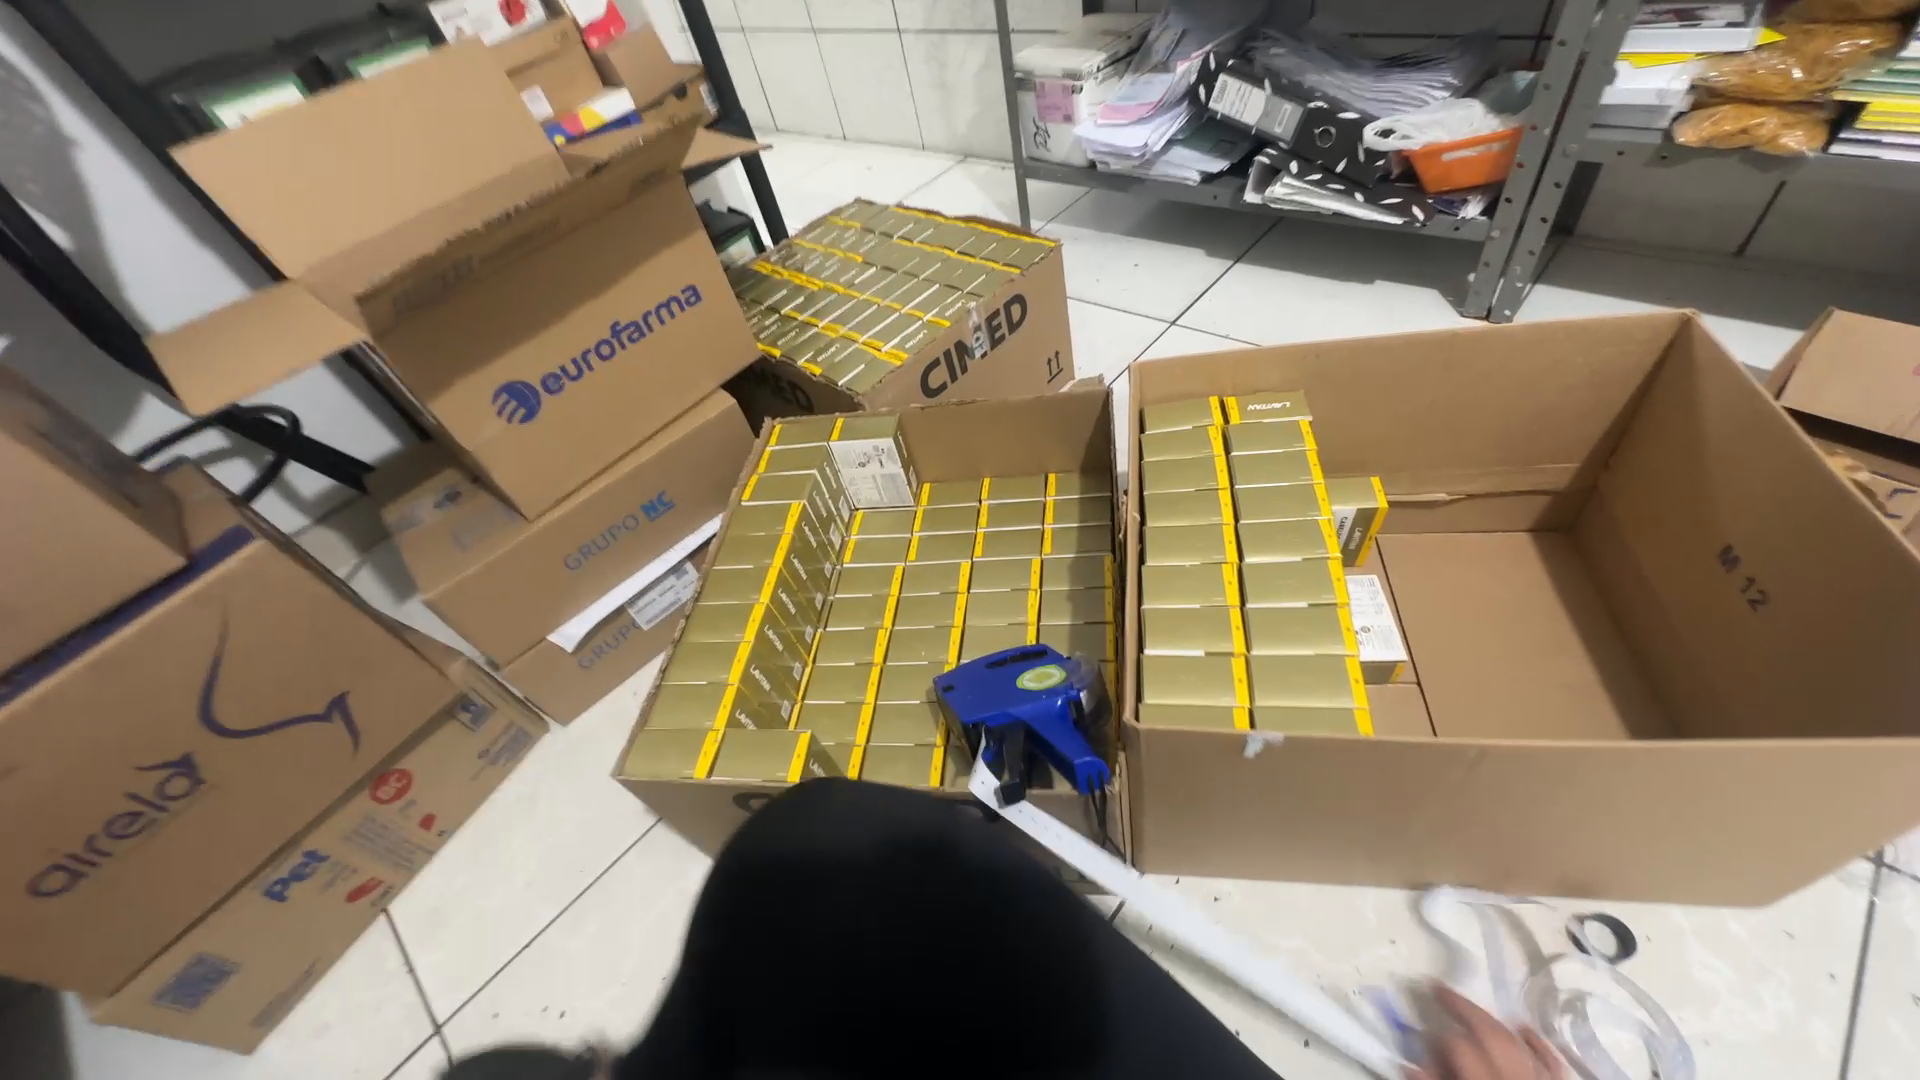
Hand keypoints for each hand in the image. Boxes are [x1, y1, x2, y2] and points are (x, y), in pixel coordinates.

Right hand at [1405, 985, 1565, 1079]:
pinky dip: (1539, 1043)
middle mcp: (1517, 1076)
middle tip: (1437, 988)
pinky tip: (1521, 1026)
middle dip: (1464, 1008)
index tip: (1422, 1032)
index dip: (1437, 1035)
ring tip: (1471, 1006)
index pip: (1460, 1045)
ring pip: (1521, 1044)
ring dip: (1495, 1020)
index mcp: (1485, 1078)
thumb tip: (1411, 1061)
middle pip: (1493, 1035)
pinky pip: (1554, 1063)